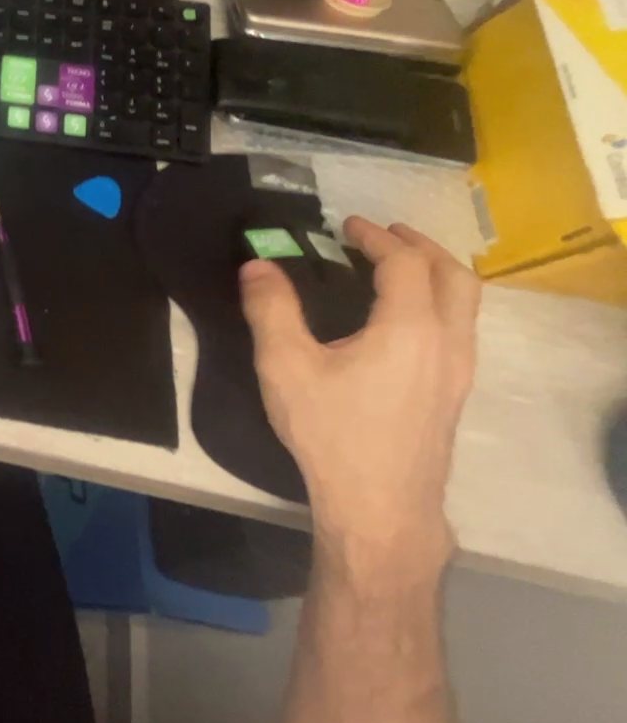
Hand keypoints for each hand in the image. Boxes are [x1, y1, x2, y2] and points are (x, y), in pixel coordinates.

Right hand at [239, 218, 479, 574]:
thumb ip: (271, 309)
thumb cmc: (329, 428)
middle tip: (381, 233)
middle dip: (418, 246)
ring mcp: (458, 368)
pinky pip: (458, 325)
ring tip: (396, 266)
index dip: (376, 237)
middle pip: (453, 276)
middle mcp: (447, 341)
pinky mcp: (453, 388)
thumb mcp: (284, 365)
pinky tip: (401, 315)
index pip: (404, 264)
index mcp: (408, 328)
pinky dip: (436, 299)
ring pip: (464, 302)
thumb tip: (258, 265)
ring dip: (434, 272)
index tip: (346, 224)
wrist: (378, 498)